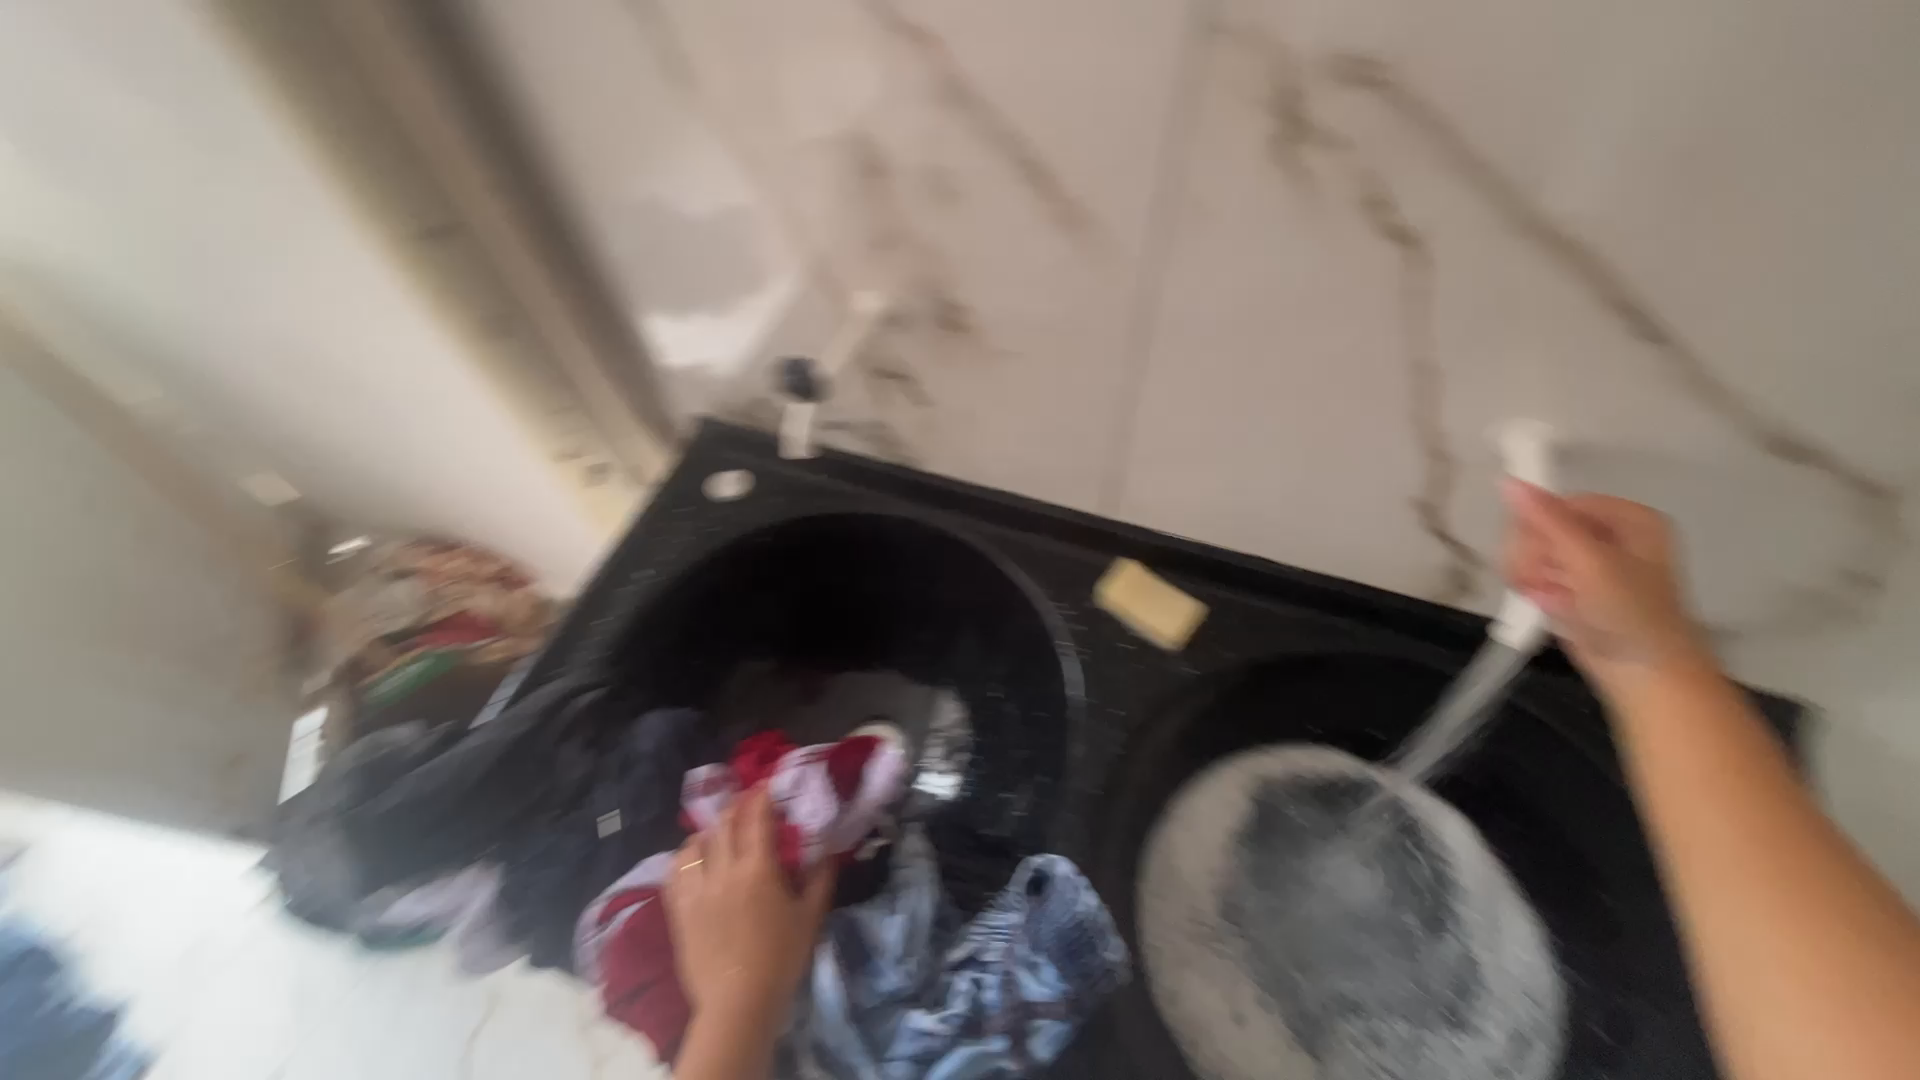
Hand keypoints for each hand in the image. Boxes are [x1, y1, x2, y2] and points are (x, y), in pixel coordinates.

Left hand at [663, 786, 837, 1021]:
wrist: (739, 1003)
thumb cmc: (781, 958)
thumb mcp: (811, 916)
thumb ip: (820, 878)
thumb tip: (827, 849)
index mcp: (759, 869)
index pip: (757, 818)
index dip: (761, 796)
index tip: (766, 785)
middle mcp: (725, 871)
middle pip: (723, 824)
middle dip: (735, 807)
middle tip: (744, 803)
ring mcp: (697, 890)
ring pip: (694, 845)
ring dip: (707, 832)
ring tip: (716, 833)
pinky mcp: (679, 911)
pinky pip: (673, 872)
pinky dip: (683, 859)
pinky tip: (692, 860)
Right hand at [1502, 480, 1713, 691]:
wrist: (1642, 673)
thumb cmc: (1628, 613)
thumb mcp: (1590, 562)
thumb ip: (1547, 520)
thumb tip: (1508, 481)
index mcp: (1626, 519)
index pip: (1556, 504)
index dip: (1539, 529)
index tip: (1541, 557)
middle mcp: (1606, 534)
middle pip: (1538, 527)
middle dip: (1533, 558)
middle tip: (1547, 584)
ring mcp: (1586, 561)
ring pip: (1528, 551)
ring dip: (1530, 577)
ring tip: (1550, 600)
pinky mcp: (1569, 584)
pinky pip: (1531, 572)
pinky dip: (1533, 590)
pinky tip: (1547, 605)